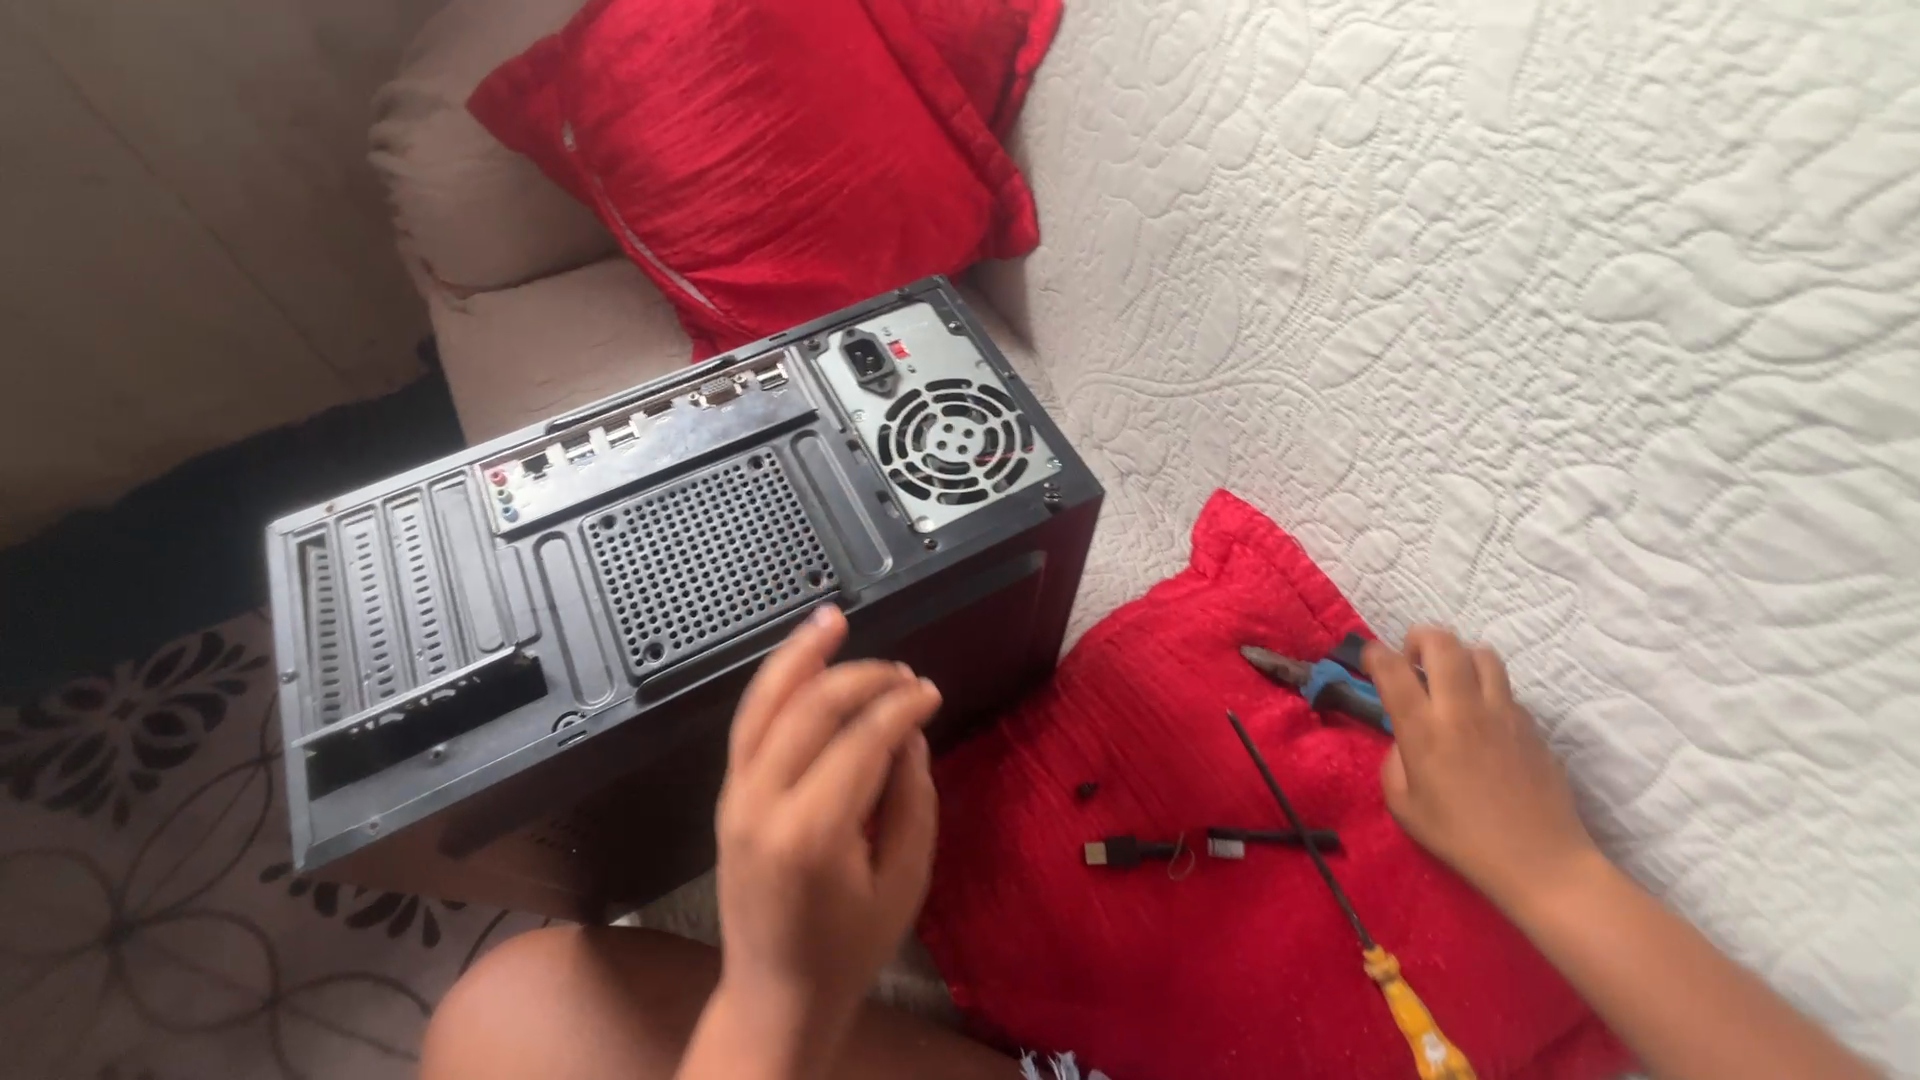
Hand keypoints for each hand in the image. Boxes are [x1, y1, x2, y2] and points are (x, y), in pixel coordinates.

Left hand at [709, 605, 940, 1070]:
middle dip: (865, 678)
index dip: (903, 706)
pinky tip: (801, 659)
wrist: (774, 995)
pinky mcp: (727, 795)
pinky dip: (774, 683)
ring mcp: (736, 796)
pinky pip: (749, 723)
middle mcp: (764, 804)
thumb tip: (908, 731)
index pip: (863, 740)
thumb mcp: (906, 880)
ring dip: (802, 656)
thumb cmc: (850, 947)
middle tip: (906, 674)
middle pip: (814, 709)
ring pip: (766, 703)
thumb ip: (912, 797)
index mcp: (814, 834)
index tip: (930, 693)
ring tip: (831, 619)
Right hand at [1365, 626, 1599, 909]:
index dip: (1374, 653)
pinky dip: (1486, 690)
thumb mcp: (1403, 803)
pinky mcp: (1533, 725)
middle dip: (1419, 637)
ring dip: (1459, 657)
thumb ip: (1395, 759)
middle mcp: (1462, 708)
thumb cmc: (1460, 837)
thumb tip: (1405, 738)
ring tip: (1451, 680)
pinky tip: (1482, 719)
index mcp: (1423, 728)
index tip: (1371, 658)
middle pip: (1441, 642)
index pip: (1391, 668)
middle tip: (1412, 657)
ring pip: (1481, 653)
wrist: (1540, 860)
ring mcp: (1503, 713)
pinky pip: (1505, 689)